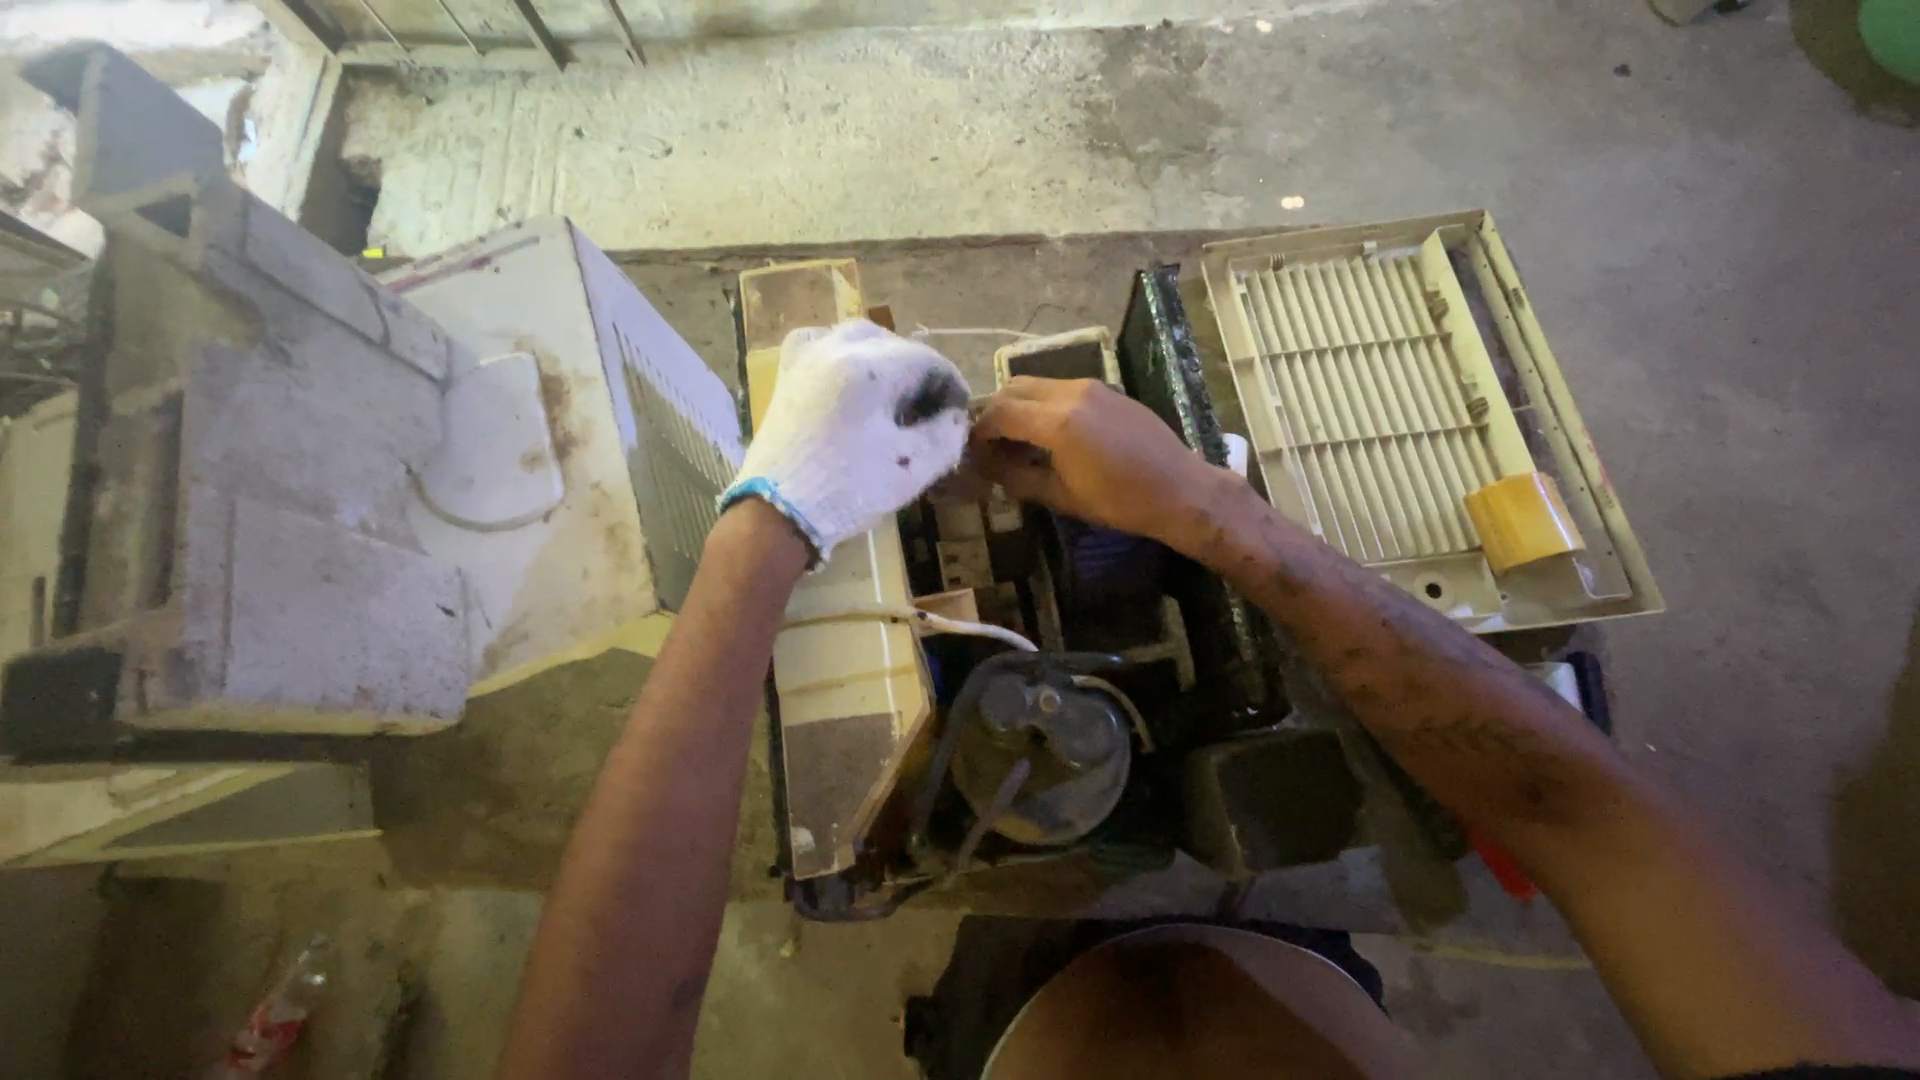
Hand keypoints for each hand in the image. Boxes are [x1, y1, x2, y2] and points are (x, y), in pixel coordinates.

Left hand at [722, 320, 968, 562]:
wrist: (776, 514)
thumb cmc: (848, 491)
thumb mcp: (911, 468)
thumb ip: (945, 435)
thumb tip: (954, 416)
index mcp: (870, 367)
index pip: (927, 359)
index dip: (951, 385)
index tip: (959, 413)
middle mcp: (835, 348)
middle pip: (893, 344)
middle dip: (918, 374)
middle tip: (930, 411)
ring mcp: (805, 359)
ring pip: (857, 339)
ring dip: (884, 361)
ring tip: (894, 399)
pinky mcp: (787, 377)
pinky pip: (822, 346)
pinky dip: (844, 356)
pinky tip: (851, 383)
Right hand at [969, 377, 1233, 554]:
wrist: (1180, 490)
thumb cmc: (1120, 502)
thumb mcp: (1061, 495)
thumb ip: (1017, 476)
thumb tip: (987, 468)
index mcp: (1057, 422)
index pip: (999, 413)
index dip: (978, 432)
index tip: (971, 452)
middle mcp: (1071, 392)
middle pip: (1014, 388)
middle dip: (995, 413)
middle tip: (989, 445)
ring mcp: (1092, 387)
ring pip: (1038, 384)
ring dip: (1020, 407)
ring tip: (1017, 441)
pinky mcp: (1107, 390)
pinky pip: (1062, 388)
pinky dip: (1044, 405)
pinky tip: (1048, 435)